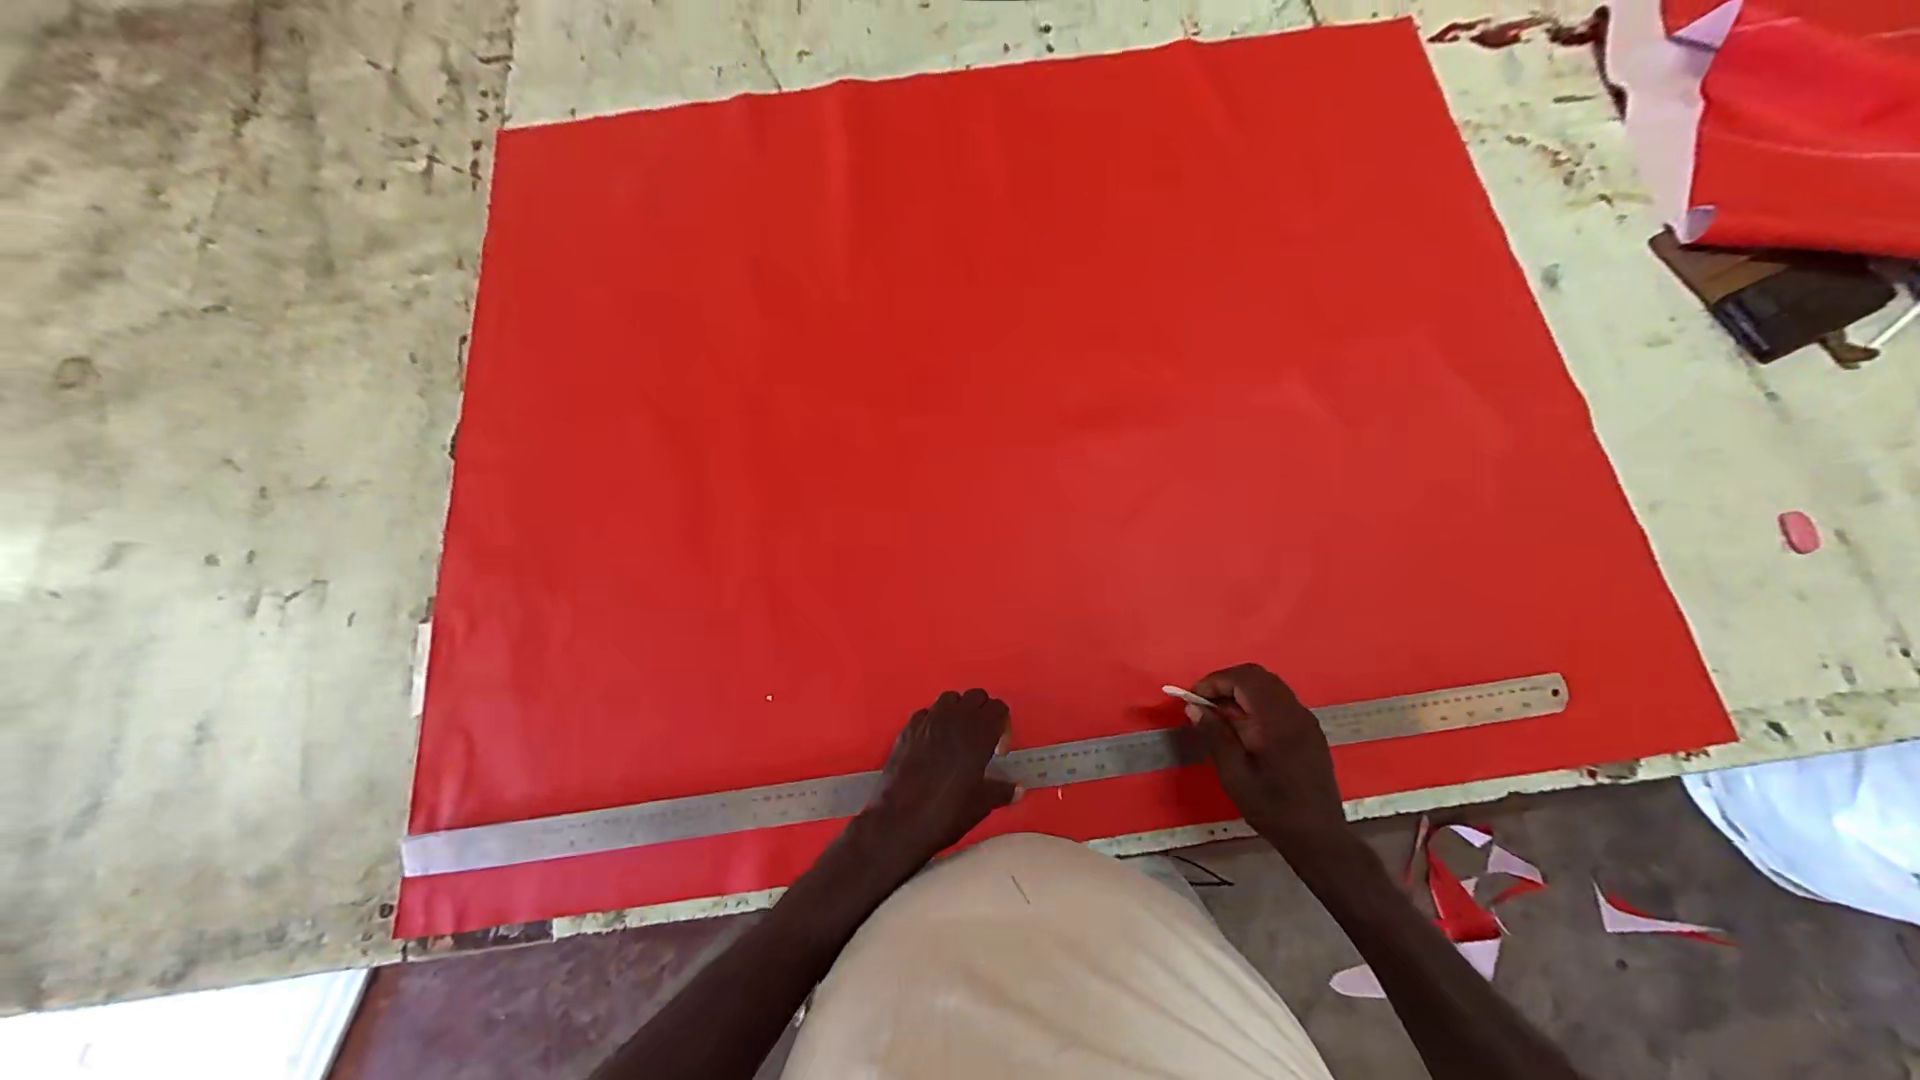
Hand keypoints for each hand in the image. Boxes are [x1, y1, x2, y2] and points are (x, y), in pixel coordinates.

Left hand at [862, 688, 1017, 859]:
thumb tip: (1018, 790)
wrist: (901, 820)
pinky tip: (932, 746)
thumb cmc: (948, 811)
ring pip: (950, 699)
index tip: (998, 753)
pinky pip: (926, 713)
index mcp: (979, 731)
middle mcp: (954, 718)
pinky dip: (933, 722)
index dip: (1004, 727)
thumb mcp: (982, 803)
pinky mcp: (907, 728)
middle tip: (981, 742)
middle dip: (982, 714)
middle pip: (976, 696)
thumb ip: (1002, 790)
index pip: (999, 708)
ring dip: (958, 712)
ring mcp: (928, 720)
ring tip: (957, 739)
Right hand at [1184, 664, 1349, 858]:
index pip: (1245, 679)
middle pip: (1258, 676)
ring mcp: (1306, 721)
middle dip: (1226, 682)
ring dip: (1240, 691)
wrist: (1318, 837)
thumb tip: (1194, 707)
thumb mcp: (1235, 775)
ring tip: (1219, 715)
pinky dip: (1255, 702)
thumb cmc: (1272, 808)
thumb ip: (1216, 735)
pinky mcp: (1308, 731)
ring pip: (1269, 686)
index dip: (1215, 681)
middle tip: (1203, 703)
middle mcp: (1296, 713)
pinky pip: (1279, 701)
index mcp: (1278, 721)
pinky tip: (1242, 727)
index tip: (1193, 698)